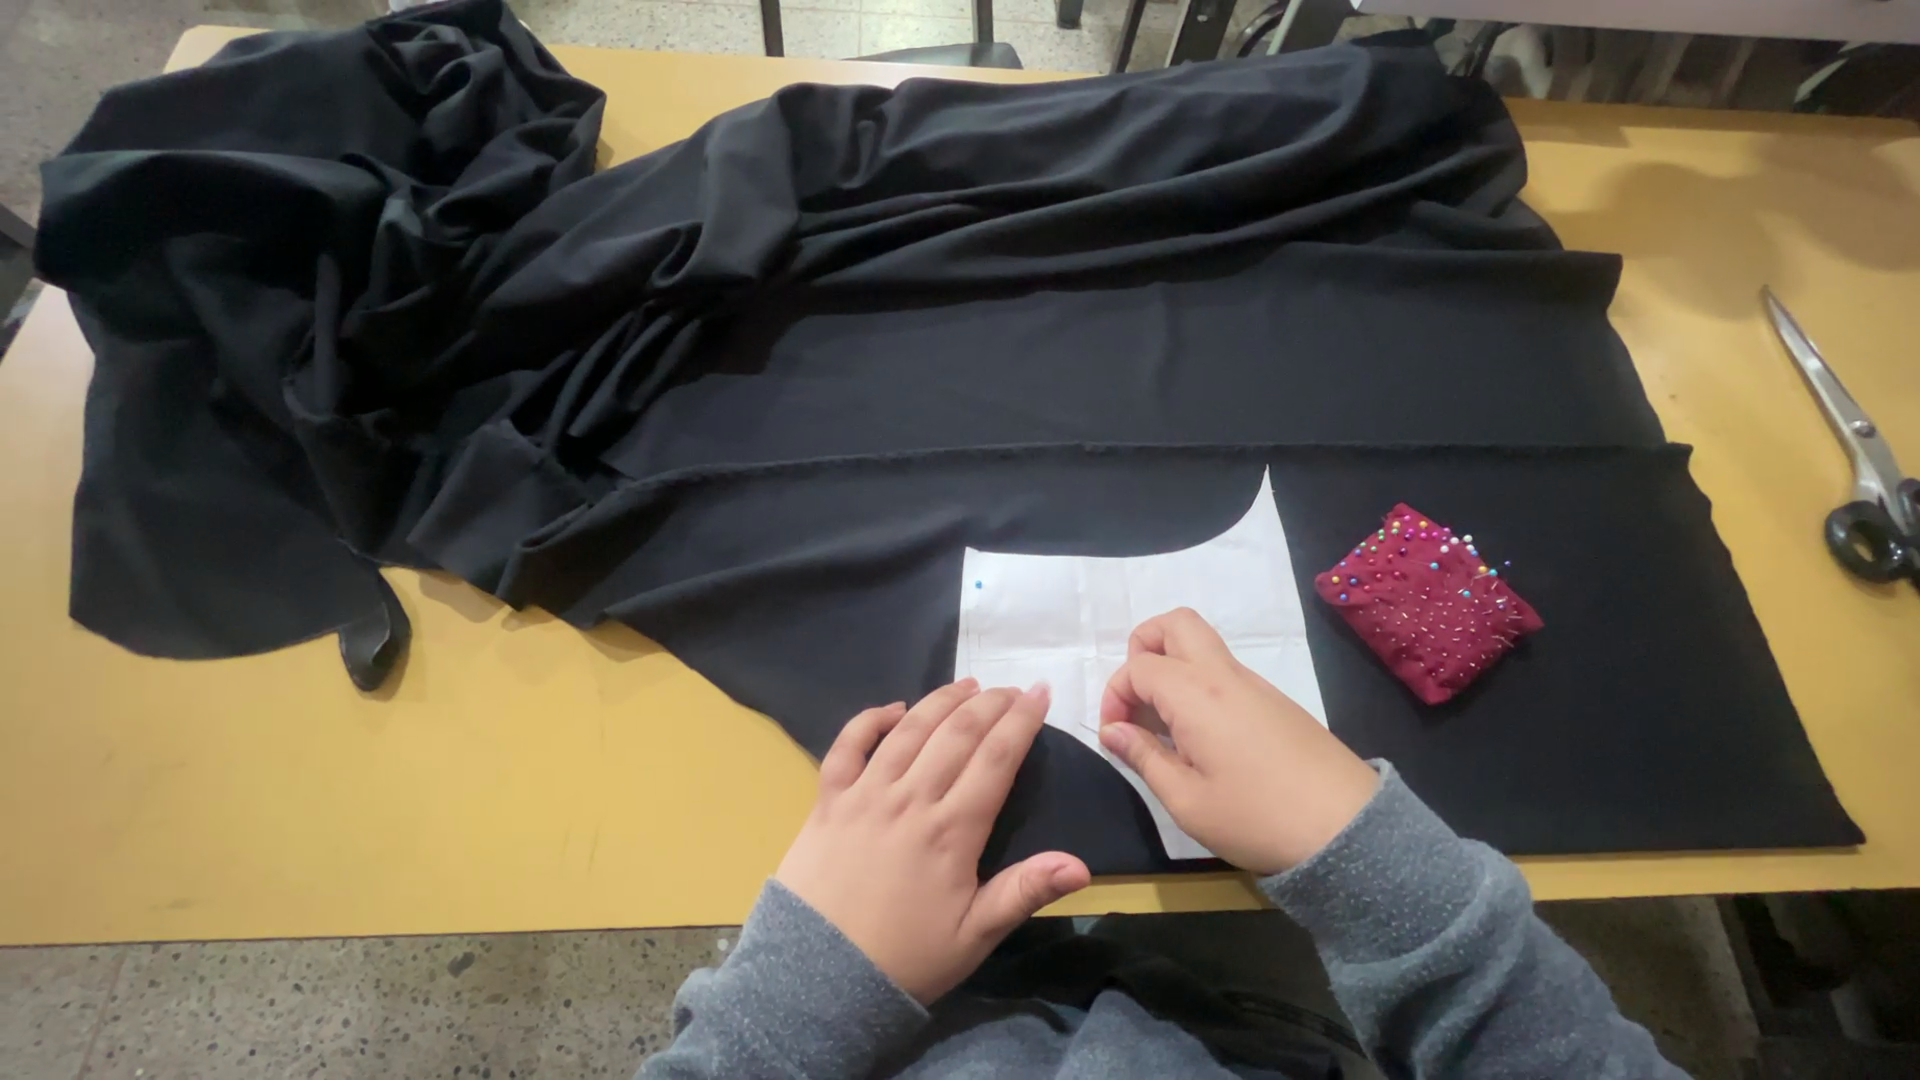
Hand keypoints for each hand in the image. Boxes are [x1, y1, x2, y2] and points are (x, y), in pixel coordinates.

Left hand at [775, 679, 1091, 1003]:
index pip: (995, 758)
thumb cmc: (905, 959)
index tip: (1040, 693)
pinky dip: (870, 719)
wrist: (818, 980)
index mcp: (951, 830)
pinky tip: (893, 708)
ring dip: (941, 701)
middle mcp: (910, 798)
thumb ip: (1024, 892)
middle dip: (990, 703)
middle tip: (1011, 689)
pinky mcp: (828, 799)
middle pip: (956, 733)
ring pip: (909, 730)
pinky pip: (847, 745)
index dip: (1021, 721)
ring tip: (968, 684)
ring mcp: (865, 793)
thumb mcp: (974, 936)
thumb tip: (1081, 865)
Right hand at [1098, 608, 1378, 875]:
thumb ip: (1143, 757)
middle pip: (1175, 624)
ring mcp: (1254, 685)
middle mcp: (1224, 675)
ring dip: (1170, 667)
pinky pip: (1223, 672)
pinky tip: (1198, 736)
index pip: (1137, 666)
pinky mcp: (1274, 701)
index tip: (1115, 736)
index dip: (1114, 695)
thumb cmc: (1257, 817)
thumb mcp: (1187, 800)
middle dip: (1143, 647)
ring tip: (1164, 724)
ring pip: (1201, 645)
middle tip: (1137, 697)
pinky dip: (1197, 684)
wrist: (1349, 831)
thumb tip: (1113, 731)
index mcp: (1196, 693)